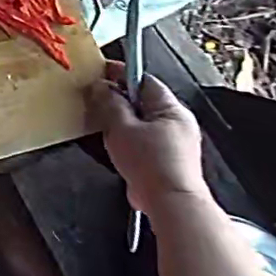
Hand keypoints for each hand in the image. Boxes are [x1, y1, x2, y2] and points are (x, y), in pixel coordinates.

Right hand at [86, 61, 210, 215]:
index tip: (101, 72)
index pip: (144, 80)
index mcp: (171, 109)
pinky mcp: (170, 159)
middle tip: (96, 100)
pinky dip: (130, 137)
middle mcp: (179, 122)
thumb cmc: (151, 164)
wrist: (171, 203)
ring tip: (104, 124)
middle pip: (143, 100)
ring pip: (143, 120)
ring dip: (123, 120)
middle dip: (119, 99)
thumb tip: (101, 86)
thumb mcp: (121, 127)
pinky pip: (146, 138)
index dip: (121, 74)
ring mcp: (176, 142)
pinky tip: (116, 145)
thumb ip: (109, 103)